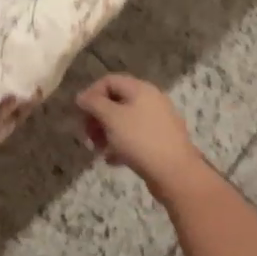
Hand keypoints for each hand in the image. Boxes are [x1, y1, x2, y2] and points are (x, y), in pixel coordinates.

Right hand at [75, 74, 207, 201]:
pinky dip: (121, 145)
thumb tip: (82, 97)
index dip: (91, 94)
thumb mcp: (111, 118)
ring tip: (98, 150)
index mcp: (140, 89)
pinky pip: (135, 137)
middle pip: (116, 102)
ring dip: (107, 133)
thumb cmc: (140, 140)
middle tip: (87, 135)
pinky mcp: (161, 142)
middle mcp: (151, 101)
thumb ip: (93, 103)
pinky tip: (112, 160)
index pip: (109, 81)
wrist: (176, 174)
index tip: (80, 114)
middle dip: (97, 117)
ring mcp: (158, 122)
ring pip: (124, 121)